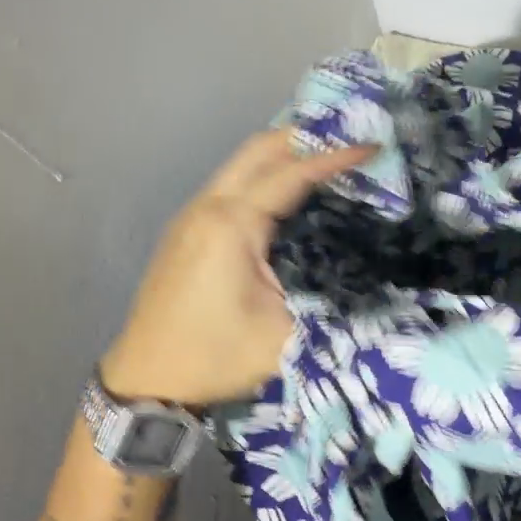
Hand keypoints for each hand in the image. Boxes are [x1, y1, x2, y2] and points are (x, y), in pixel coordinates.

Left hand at [99, 131, 374, 406]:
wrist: (147, 381)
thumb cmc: (216, 357)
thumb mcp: (284, 333)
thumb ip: (321, 295)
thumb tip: (354, 274)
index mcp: (231, 227)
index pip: (290, 175)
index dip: (334, 158)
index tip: (372, 148)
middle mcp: (207, 209)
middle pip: (257, 151)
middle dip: (305, 138)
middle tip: (349, 142)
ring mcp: (191, 219)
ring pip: (241, 166)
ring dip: (283, 156)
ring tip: (329, 163)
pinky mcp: (186, 235)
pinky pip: (232, 188)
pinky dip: (265, 178)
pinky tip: (290, 196)